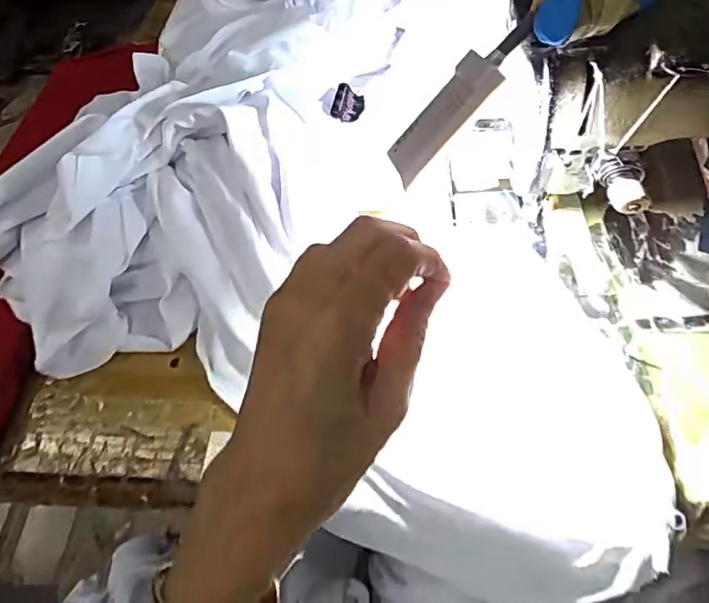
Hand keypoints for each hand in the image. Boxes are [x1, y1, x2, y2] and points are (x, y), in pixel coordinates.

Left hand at [165, 217, 448, 602]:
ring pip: (337, 241)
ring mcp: (286, 295)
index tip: (444, 278)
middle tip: (429, 272)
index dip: (425, 257)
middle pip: (362, 233)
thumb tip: (432, 285)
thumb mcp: (389, 402)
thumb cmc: (332, 455)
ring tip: (403, 280)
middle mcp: (308, 294)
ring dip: (374, 246)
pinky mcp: (276, 304)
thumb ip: (411, 333)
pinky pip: (317, 260)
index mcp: (339, 319)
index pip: (389, 255)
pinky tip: (366, 288)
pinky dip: (348, 259)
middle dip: (403, 239)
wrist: (263, 476)